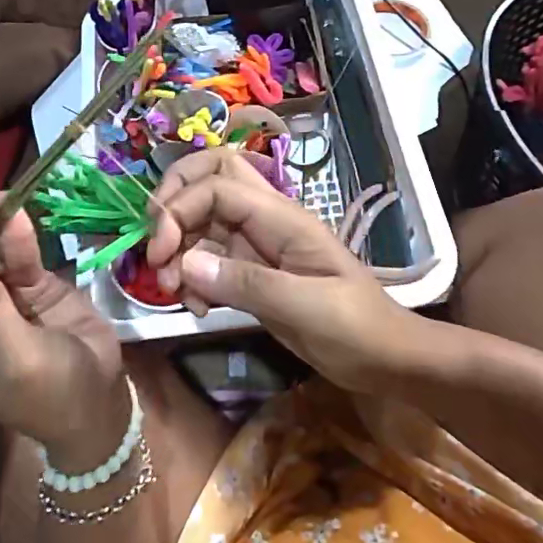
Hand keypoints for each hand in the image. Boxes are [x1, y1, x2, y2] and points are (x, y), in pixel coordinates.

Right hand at [144, 149, 429, 393]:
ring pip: (203, 226)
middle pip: (209, 184)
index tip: (161, 253)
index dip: (181, 208)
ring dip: (180, 251)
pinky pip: (209, 263)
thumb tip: (185, 263)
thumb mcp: (305, 306)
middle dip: (174, 208)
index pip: (218, 186)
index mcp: (282, 219)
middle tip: (158, 254)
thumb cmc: (355, 327)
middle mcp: (265, 224)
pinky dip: (193, 279)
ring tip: (177, 293)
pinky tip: (196, 308)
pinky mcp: (252, 276)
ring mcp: (257, 249)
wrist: (384, 358)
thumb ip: (246, 283)